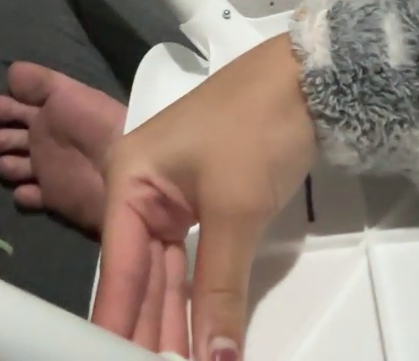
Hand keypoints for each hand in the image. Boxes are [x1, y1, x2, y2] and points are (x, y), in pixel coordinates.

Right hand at [91, 36, 316, 360]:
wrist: (300, 83)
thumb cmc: (252, 131)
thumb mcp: (235, 210)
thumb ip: (219, 289)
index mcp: (128, 178)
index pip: (119, 266)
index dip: (117, 323)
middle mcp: (139, 190)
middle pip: (139, 275)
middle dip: (147, 330)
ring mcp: (170, 199)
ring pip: (166, 274)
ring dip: (174, 323)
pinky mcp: (200, 205)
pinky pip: (191, 263)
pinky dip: (198, 300)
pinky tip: (199, 341)